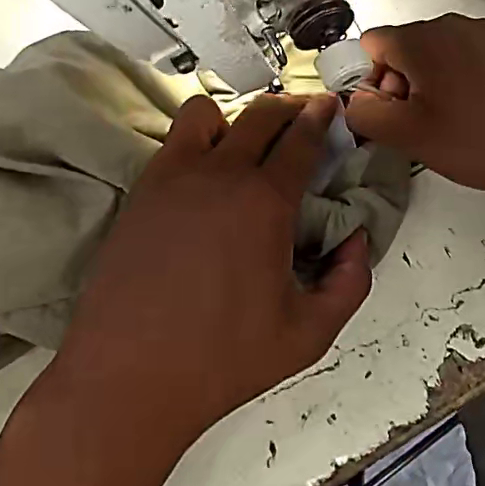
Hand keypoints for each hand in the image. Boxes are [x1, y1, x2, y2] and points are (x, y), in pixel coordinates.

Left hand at [52, 94, 371, 439]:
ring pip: (208, 113)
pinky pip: (173, 142)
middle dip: (291, 106)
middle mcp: (220, 178)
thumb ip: (350, 282)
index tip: (331, 106)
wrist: (127, 379)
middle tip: (305, 114)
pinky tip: (206, 170)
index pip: (302, 139)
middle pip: (262, 114)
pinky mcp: (141, 195)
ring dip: (237, 117)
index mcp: (265, 204)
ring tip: (250, 140)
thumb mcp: (310, 333)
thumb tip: (356, 241)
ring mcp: (173, 181)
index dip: (321, 117)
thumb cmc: (220, 360)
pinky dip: (197, 139)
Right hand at [344, 14, 484, 191]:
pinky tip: (480, 112)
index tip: (390, 113)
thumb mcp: (412, 136)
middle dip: (400, 84)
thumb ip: (368, 115)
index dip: (369, 81)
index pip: (371, 44)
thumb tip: (354, 101)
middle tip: (420, 125)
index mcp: (423, 39)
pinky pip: (467, 58)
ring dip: (431, 85)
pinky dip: (461, 81)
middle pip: (404, 47)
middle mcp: (453, 25)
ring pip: (436, 54)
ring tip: (452, 122)